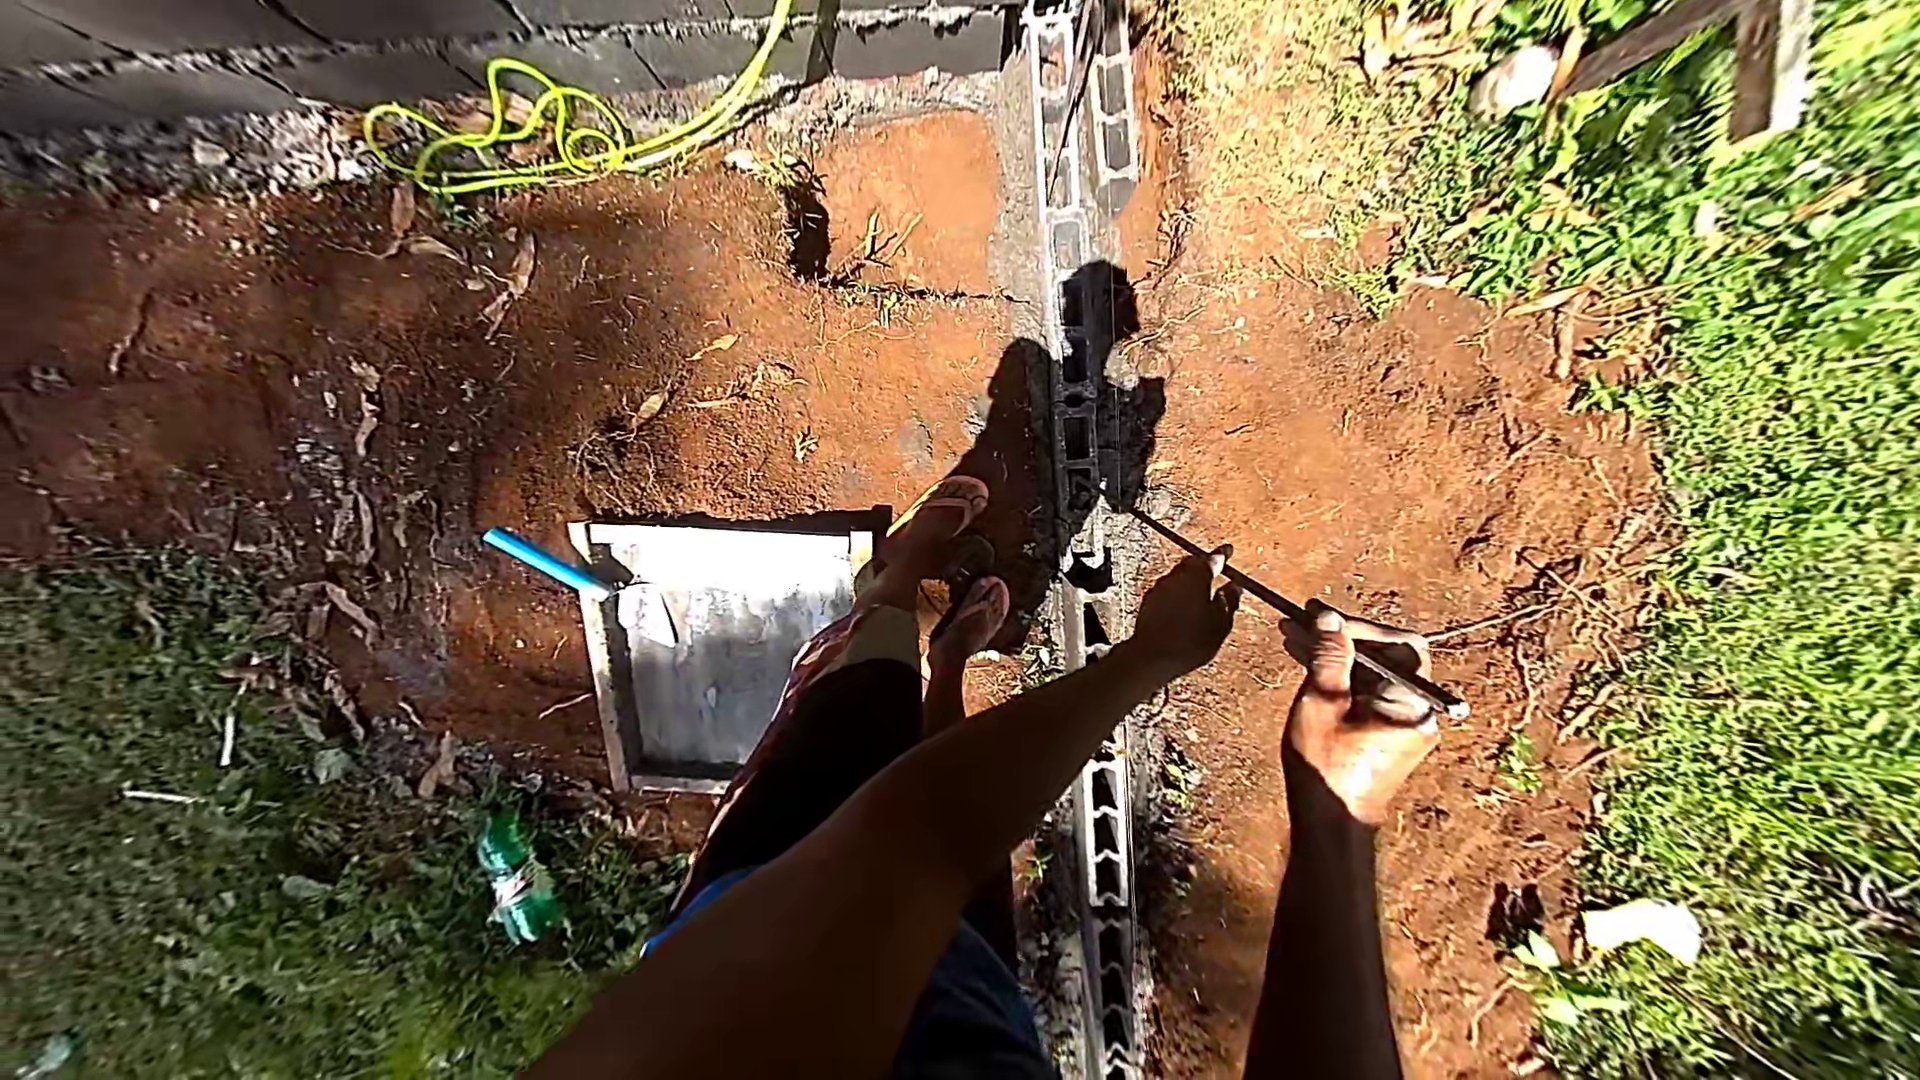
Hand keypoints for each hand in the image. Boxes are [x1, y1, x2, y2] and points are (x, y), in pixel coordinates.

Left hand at [1125, 550, 1241, 677]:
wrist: (1153, 655)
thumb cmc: (1190, 640)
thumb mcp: (1220, 623)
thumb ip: (1228, 601)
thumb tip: (1234, 588)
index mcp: (1196, 576)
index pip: (1213, 558)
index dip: (1223, 555)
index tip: (1228, 550)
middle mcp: (1175, 576)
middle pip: (1192, 564)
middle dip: (1204, 565)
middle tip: (1215, 570)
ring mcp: (1159, 587)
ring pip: (1178, 577)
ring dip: (1190, 580)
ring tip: (1201, 594)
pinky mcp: (1149, 600)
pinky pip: (1168, 590)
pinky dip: (1178, 593)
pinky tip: (1184, 607)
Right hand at [1281, 603, 1439, 824]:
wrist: (1331, 818)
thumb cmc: (1324, 763)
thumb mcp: (1321, 701)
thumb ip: (1330, 656)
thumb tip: (1329, 617)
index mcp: (1412, 702)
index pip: (1399, 644)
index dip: (1359, 626)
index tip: (1319, 619)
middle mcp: (1419, 709)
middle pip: (1384, 655)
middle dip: (1339, 637)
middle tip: (1298, 622)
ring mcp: (1404, 721)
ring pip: (1370, 671)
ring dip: (1333, 654)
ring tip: (1291, 636)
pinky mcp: (1387, 730)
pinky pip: (1366, 689)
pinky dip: (1339, 674)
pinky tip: (1306, 663)